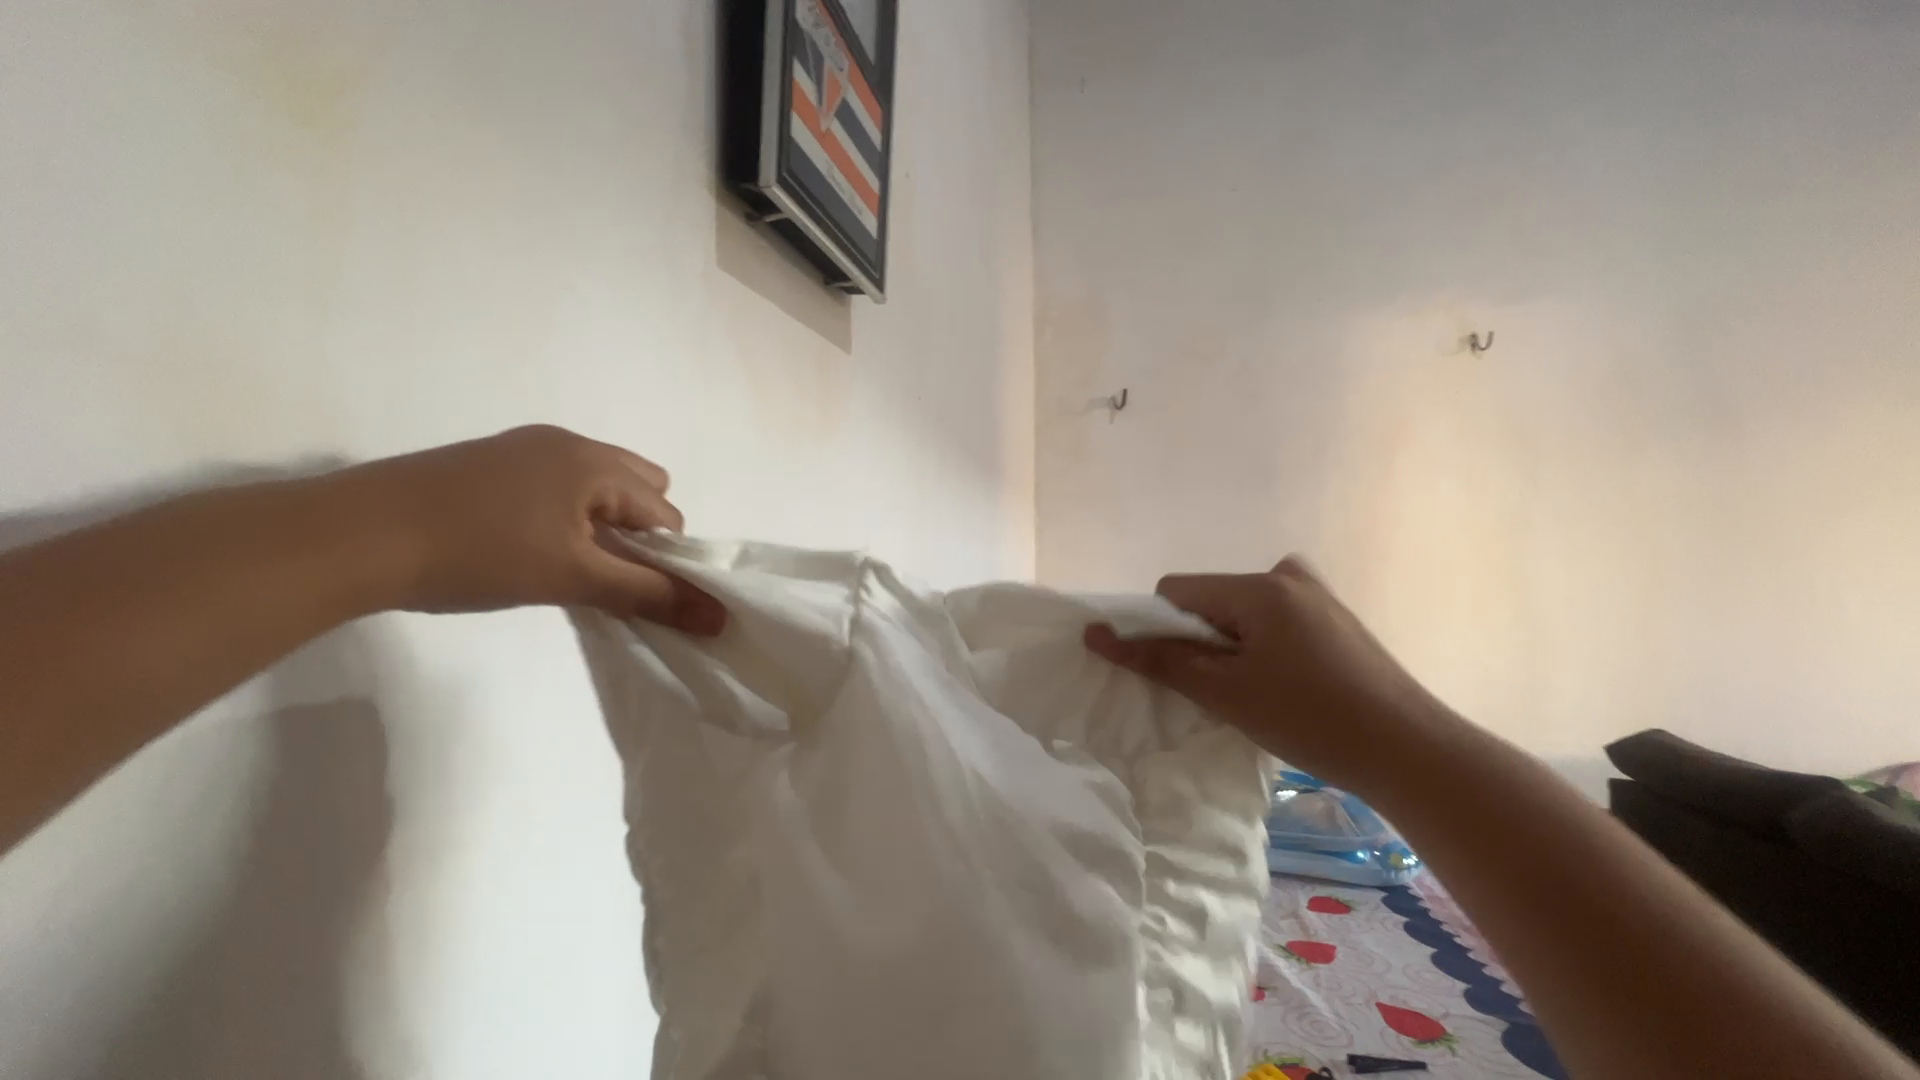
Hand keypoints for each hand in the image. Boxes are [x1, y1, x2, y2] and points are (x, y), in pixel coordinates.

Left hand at [326, 425, 726, 633]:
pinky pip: (557, 487)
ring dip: (602, 526)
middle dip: (639, 534)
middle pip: (639, 488)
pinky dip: (566, 517)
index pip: (666, 513)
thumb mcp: (573, 578)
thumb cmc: (479, 553)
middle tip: (604, 576)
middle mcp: (566, 443)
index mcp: (595, 461)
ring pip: (595, 488)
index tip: (634, 595)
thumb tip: (719, 617)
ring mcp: (523, 449)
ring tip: (568, 566)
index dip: (664, 559)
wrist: (354, 536)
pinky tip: (528, 549)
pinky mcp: (489, 464)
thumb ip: (651, 596)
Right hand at [1085, 557, 1453, 793]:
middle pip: (1209, 600)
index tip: (1181, 674)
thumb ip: (1159, 660)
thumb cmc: (1311, 719)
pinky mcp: (1333, 616)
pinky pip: (1271, 621)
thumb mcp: (1225, 692)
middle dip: (1201, 641)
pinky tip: (1285, 687)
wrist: (1409, 751)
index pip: (1175, 591)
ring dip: (1230, 648)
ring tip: (1258, 694)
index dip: (1161, 630)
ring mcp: (1315, 594)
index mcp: (1259, 585)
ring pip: (1239, 613)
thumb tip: (1095, 634)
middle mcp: (1287, 574)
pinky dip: (1260, 648)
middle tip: (1225, 691)